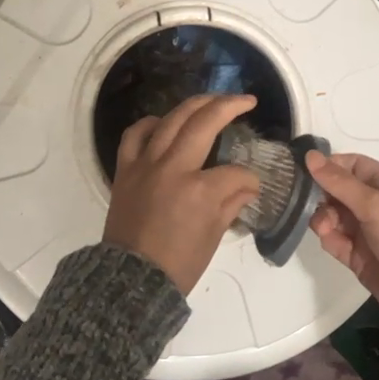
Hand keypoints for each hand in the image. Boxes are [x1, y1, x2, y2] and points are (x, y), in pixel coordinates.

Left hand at [103, 95, 262, 293]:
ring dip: (194, 105)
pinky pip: (135, 134)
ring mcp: (146, 163)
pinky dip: (150, 124)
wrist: (132, 279)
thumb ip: (231, 203)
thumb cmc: (179, 264)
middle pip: (204, 122)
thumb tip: (247, 185)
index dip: (249, 177)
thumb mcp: (213, 236)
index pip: (235, 172)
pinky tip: (164, 122)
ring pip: (171, 119)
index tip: (252, 184)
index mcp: (200, 190)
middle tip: (245, 100)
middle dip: (229, 106)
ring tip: (212, 100)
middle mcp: (173, 167)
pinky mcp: (126, 168)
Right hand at [307, 151, 378, 314]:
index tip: (309, 171)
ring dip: (323, 217)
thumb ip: (339, 182)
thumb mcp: (373, 204)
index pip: (350, 164)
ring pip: (330, 214)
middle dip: (321, 194)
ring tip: (325, 227)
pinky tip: (333, 241)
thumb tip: (310, 155)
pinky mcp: (354, 252)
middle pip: (335, 189)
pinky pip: (333, 238)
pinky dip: (329, 237)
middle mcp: (371, 204)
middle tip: (311, 201)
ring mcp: (362, 229)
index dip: (330, 166)